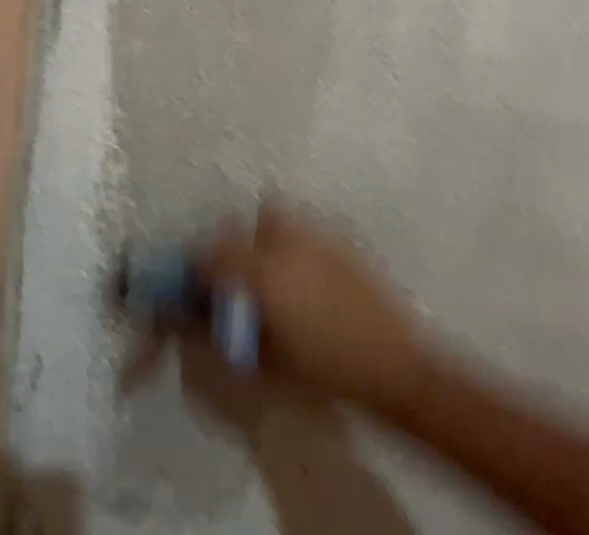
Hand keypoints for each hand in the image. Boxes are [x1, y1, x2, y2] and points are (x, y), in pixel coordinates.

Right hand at [200, 207, 427, 409]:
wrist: (395, 366)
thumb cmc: (325, 371)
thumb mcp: (266, 360)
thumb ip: (225, 333)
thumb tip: (196, 320)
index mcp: (263, 272)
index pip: (210, 252)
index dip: (194, 265)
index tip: (193, 282)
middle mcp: (285, 244)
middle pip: (238, 225)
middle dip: (226, 246)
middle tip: (230, 275)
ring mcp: (317, 237)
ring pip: (273, 217)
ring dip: (259, 236)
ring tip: (266, 268)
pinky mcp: (343, 241)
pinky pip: (304, 228)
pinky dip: (291, 242)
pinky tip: (301, 274)